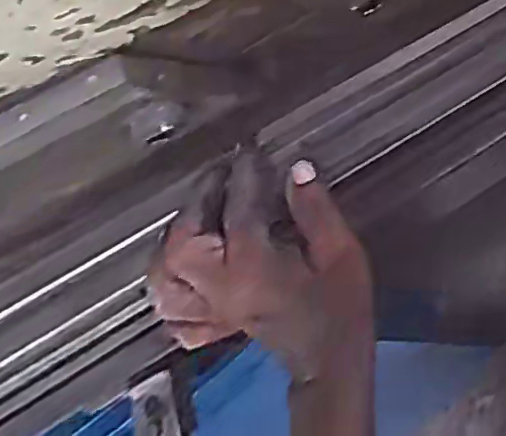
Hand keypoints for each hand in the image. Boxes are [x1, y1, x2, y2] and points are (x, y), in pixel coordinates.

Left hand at [148, 149, 373, 384]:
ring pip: (164, 277)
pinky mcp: (209, 324)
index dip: (245, 176)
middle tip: (220, 173)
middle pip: (183, 244)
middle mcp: (219, 289)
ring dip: (172, 240)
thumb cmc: (341, 297)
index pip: (239, 211)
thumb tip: (298, 167)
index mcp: (253, 267)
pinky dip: (168, 284)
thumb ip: (315, 208)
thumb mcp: (339, 247)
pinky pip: (171, 307)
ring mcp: (208, 310)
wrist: (332, 354)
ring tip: (196, 212)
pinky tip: (183, 267)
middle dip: (199, 202)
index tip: (252, 151)